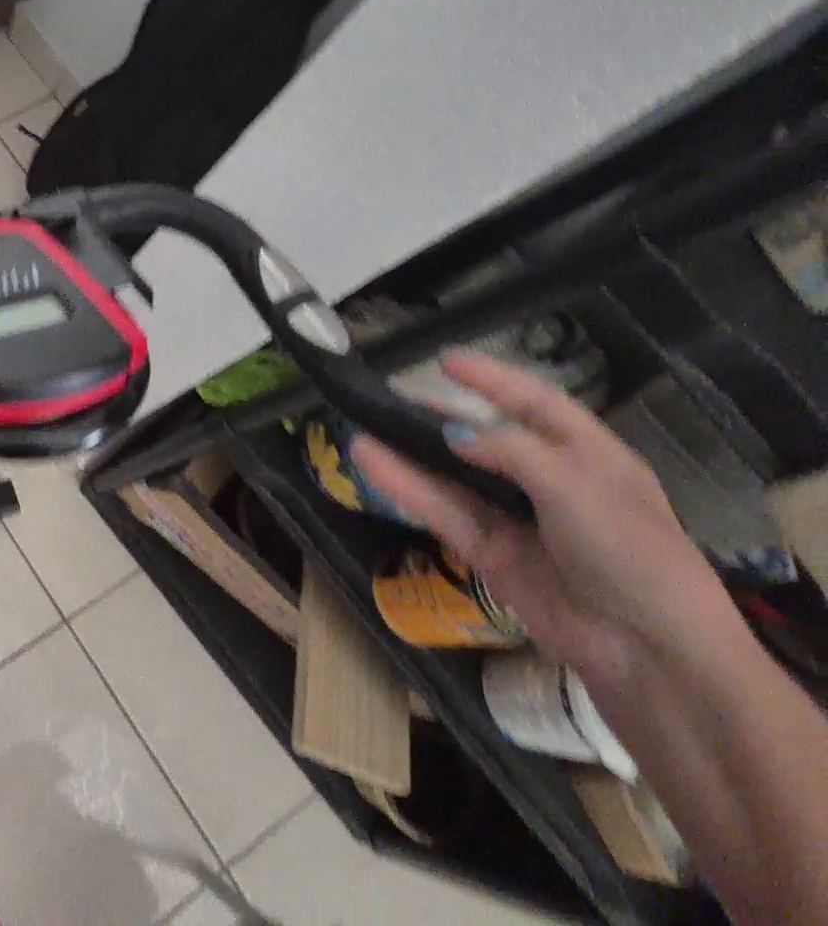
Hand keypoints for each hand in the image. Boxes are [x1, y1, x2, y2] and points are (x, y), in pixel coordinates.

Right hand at [352, 351, 735, 685]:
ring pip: (453, 477)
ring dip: (411, 455)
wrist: (641, 642)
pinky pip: (441, 510)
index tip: (445, 361)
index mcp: (590, 457)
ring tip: (363, 430)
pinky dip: (406, 487)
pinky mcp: (486, 550)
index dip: (494, 380)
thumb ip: (512, 452)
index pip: (537, 405)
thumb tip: (452, 433)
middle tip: (394, 401)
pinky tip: (371, 463)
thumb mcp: (578, 487)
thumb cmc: (629, 551)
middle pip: (487, 440)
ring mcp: (515, 518)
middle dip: (443, 419)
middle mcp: (550, 483)